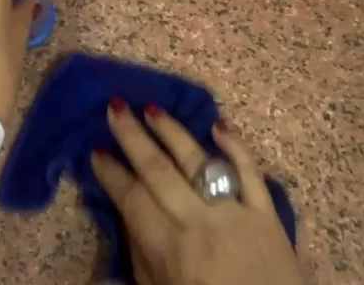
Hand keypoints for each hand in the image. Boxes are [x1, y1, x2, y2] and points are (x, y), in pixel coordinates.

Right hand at [92, 102, 305, 284]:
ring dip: (172, 131)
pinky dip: (236, 146)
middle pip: (159, 171)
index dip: (112, 174)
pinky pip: (250, 174)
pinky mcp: (268, 216)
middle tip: (115, 107)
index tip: (96, 151)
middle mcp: (200, 225)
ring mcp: (236, 215)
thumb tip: (128, 214)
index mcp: (171, 251)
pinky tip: (219, 125)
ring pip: (198, 162)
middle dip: (132, 137)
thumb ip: (143, 257)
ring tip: (150, 108)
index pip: (132, 200)